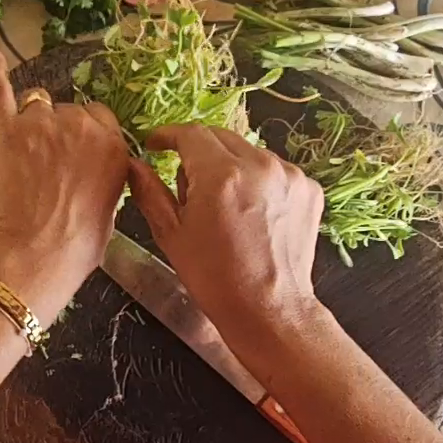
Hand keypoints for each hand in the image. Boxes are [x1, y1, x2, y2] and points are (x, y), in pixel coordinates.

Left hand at [0, 47, 127, 323]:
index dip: (84, 135)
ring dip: (31, 123)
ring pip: (35, 106)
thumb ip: (105, 180)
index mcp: (113, 146)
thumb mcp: (109, 213)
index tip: (75, 154)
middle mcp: (80, 126)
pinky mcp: (7, 133)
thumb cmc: (77, 246)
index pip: (99, 117)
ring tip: (24, 154)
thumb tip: (94, 177)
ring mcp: (41, 125)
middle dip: (58, 132)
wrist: (36, 255)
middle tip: (47, 167)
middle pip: (66, 111)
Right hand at [126, 124, 329, 366]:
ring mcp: (289, 176)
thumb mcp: (170, 234)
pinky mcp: (308, 189)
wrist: (267, 309)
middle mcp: (259, 165)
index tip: (155, 145)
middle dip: (197, 152)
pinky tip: (249, 213)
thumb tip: (133, 164)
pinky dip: (257, 181)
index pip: (190, 134)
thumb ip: (149, 191)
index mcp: (220, 175)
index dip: (167, 136)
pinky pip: (275, 170)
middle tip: (185, 183)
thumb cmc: (212, 276)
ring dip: (229, 167)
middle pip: (220, 138)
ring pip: (248, 153)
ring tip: (221, 204)